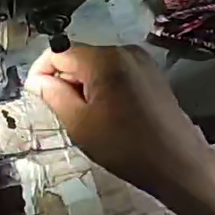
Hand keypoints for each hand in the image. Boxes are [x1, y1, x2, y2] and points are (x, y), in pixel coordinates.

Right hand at [27, 44, 214, 201]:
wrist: (177, 163)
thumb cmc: (125, 146)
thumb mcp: (79, 123)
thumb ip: (53, 95)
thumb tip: (36, 80)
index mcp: (104, 59)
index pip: (58, 52)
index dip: (41, 72)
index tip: (37, 97)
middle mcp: (123, 51)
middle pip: (78, 57)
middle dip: (64, 80)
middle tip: (63, 113)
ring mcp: (141, 61)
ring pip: (95, 66)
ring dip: (83, 86)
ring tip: (86, 117)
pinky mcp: (151, 74)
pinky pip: (114, 73)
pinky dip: (102, 88)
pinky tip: (107, 114)